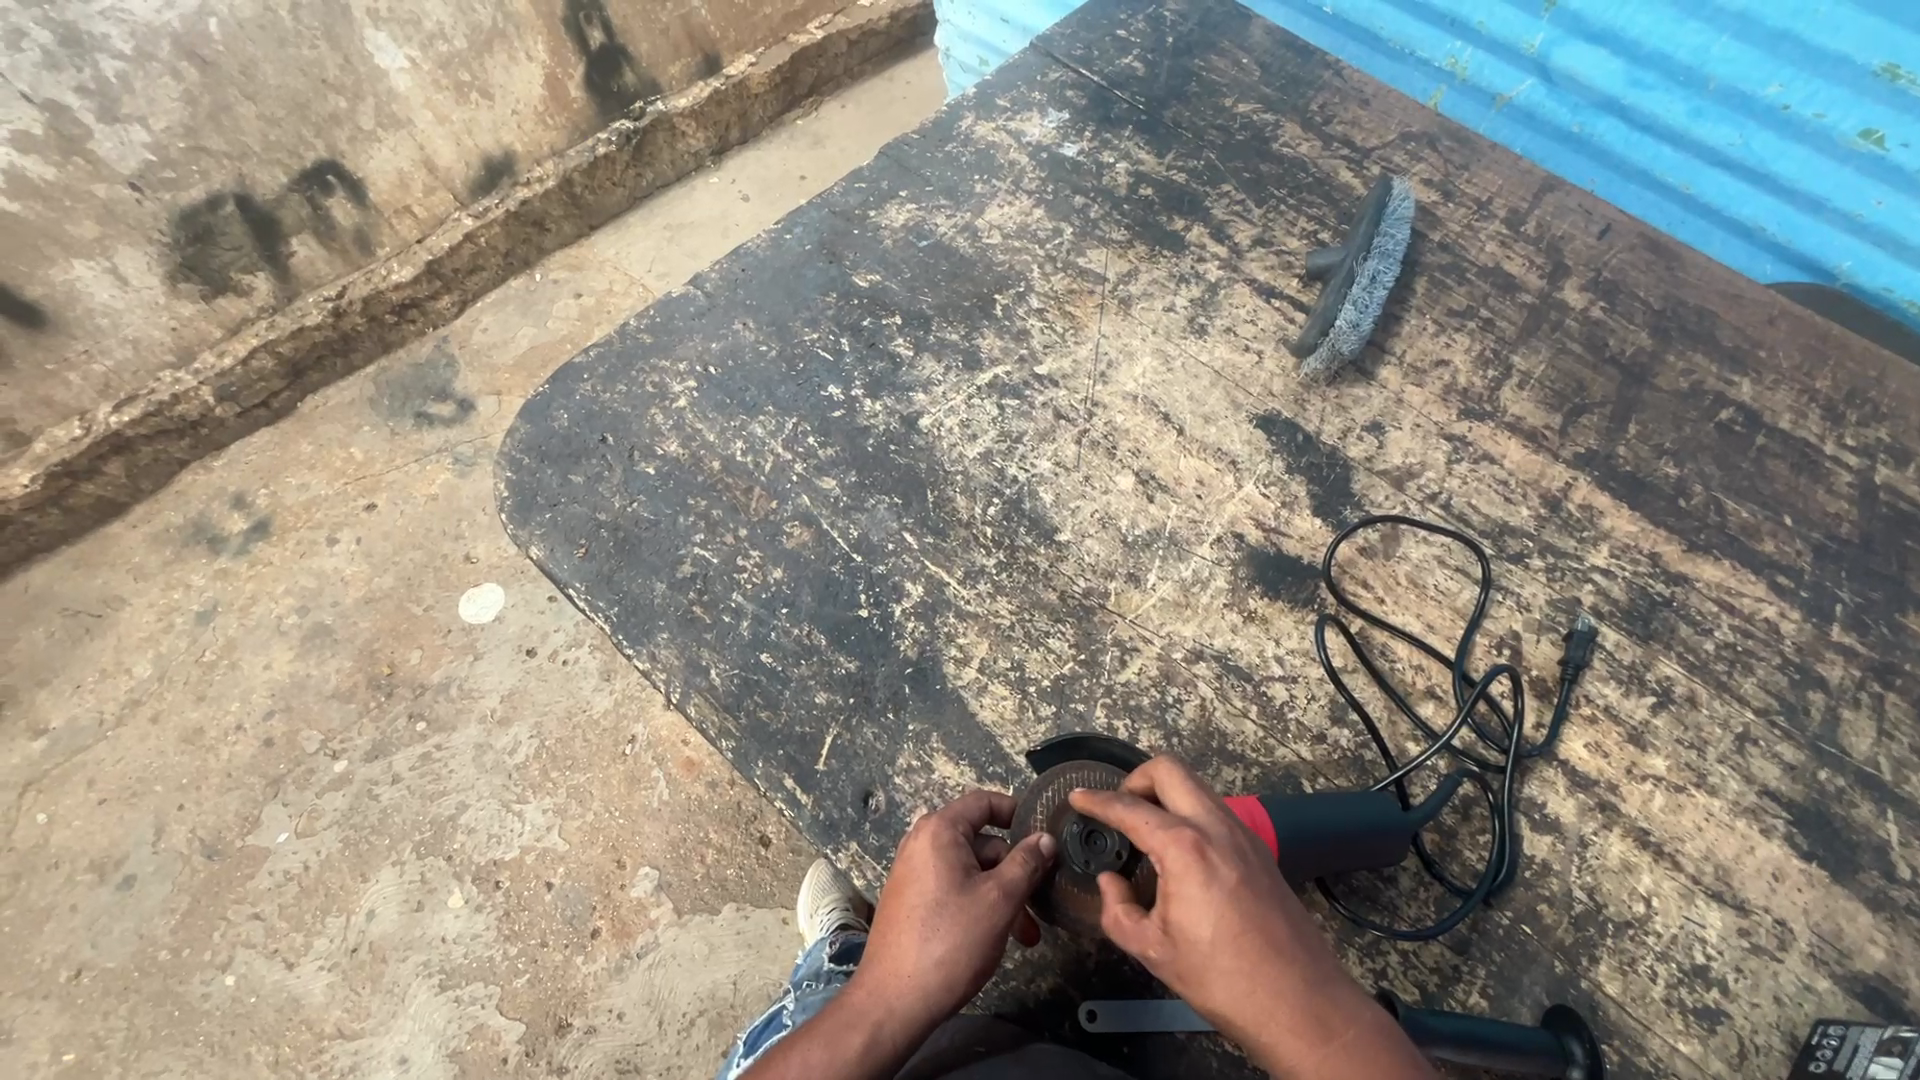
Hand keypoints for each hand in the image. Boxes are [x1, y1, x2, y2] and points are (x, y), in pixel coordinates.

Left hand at [847, 790, 1056, 1032]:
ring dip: (1001, 895)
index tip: (1045, 834)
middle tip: (1041, 902)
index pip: (984, 802)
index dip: (1018, 812)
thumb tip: (1045, 838)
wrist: (894, 1001)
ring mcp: (914, 872)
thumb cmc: (950, 942)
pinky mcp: (912, 900)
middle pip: (982, 841)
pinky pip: (954, 887)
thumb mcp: (999, 900)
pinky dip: (979, 904)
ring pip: (971, 870)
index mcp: (939, 830)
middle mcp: (922, 842)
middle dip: (1014, 870)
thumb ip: (1027, 863)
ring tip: (1026, 934)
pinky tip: (998, 936)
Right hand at [1071, 758, 1433, 1079]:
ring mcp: (1243, 834)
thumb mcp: (1152, 950)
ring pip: (1196, 786)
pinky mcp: (1259, 850)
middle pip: (1168, 769)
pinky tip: (1180, 854)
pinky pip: (1214, 810)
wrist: (1302, 1004)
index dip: (1096, 801)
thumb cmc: (1222, 980)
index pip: (1129, 808)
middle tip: (1118, 809)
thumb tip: (1111, 883)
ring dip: (1165, 795)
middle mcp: (1215, 826)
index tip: (1077, 798)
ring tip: (1145, 832)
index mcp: (1184, 847)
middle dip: (1135, 779)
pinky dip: (1189, 814)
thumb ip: (1117, 909)